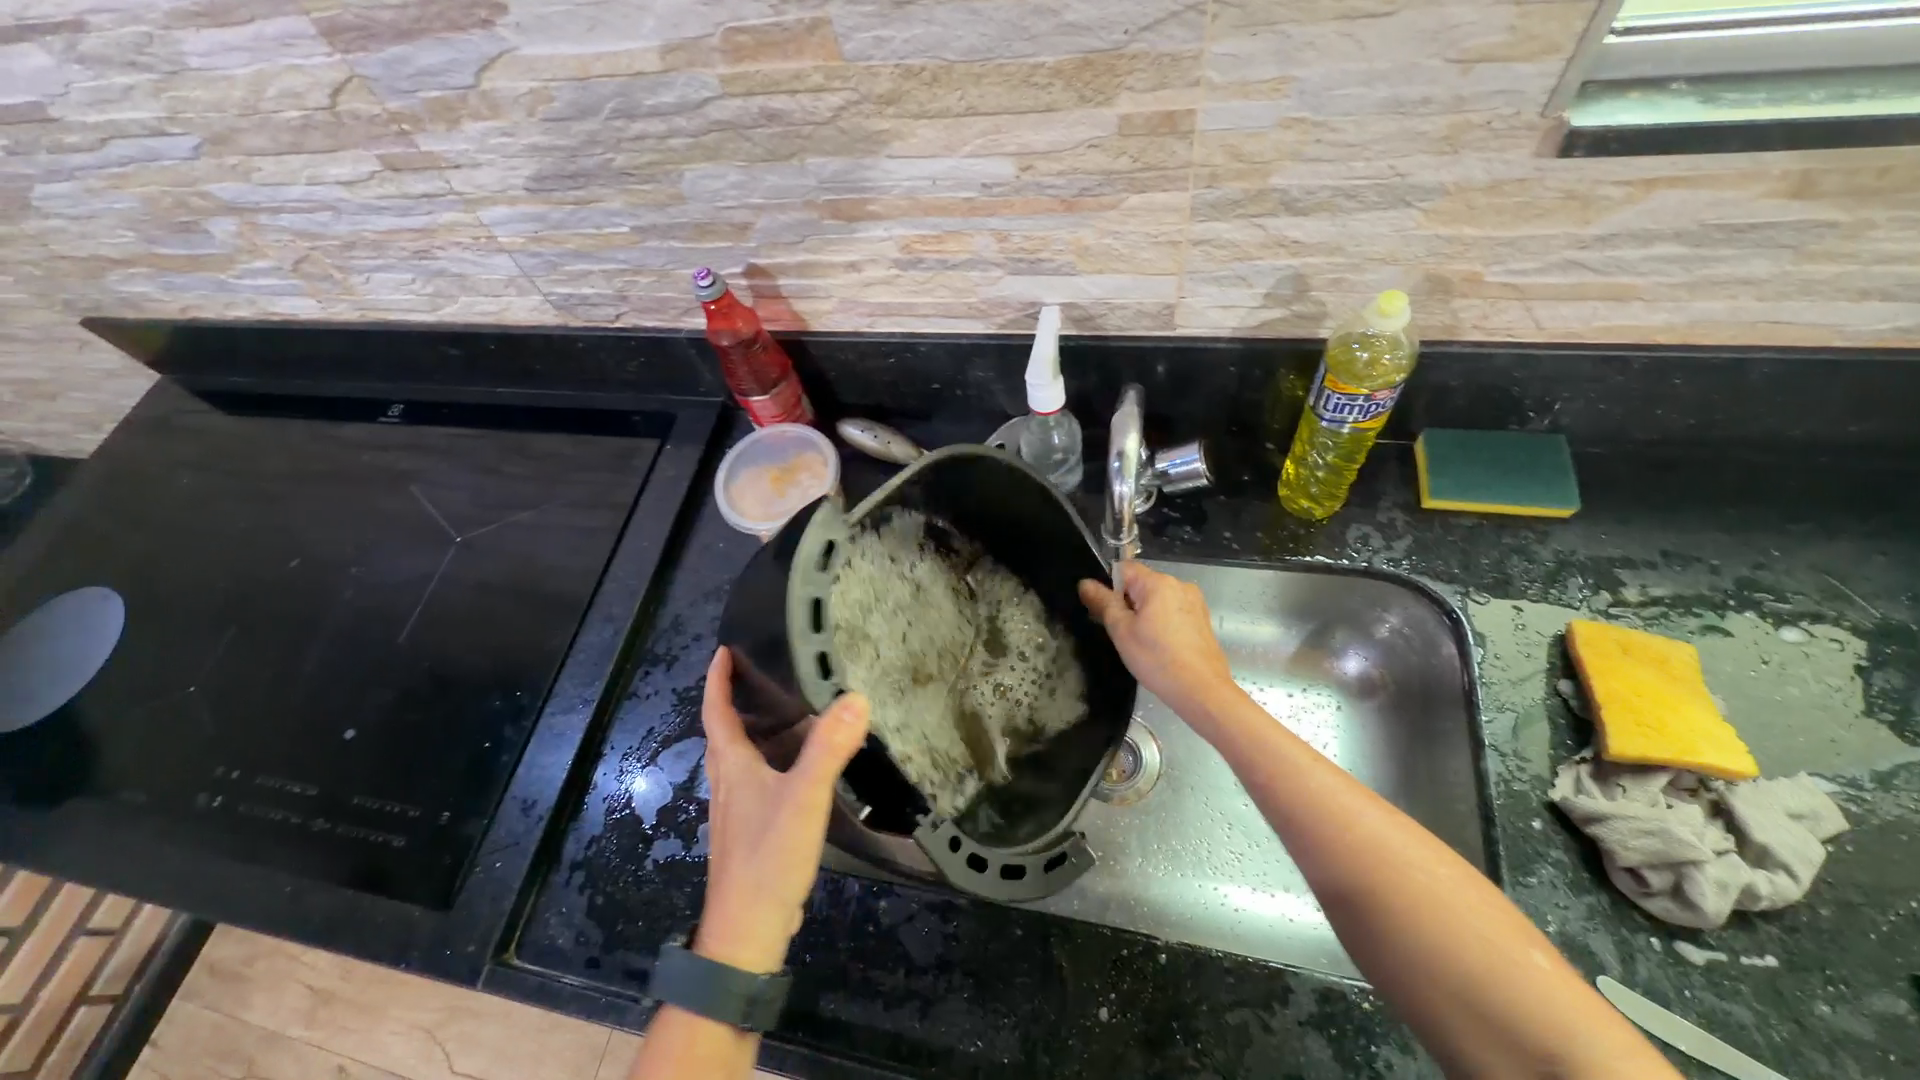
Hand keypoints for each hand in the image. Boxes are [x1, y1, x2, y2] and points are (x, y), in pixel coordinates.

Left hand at [695, 647, 869, 973]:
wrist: (748, 931)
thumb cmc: (767, 857)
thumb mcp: (803, 798)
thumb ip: (829, 749)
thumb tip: (856, 698)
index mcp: (732, 768)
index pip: (717, 713)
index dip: (718, 681)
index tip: (723, 651)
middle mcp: (728, 785)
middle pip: (725, 735)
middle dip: (737, 703)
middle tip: (764, 675)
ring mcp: (737, 813)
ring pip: (741, 762)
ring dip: (756, 735)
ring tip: (786, 715)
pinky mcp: (751, 835)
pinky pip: (757, 785)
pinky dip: (772, 766)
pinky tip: (796, 774)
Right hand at [1079, 562, 1240, 733]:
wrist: (1201, 690)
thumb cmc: (1157, 659)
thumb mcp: (1122, 631)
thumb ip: (1103, 603)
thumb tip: (1085, 583)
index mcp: (1158, 583)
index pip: (1123, 569)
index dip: (1109, 588)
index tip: (1106, 613)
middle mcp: (1180, 584)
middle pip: (1142, 584)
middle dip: (1128, 603)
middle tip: (1122, 633)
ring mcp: (1195, 602)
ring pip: (1158, 599)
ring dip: (1145, 614)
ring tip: (1143, 644)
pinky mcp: (1202, 618)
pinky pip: (1173, 611)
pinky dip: (1163, 623)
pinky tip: (1162, 647)